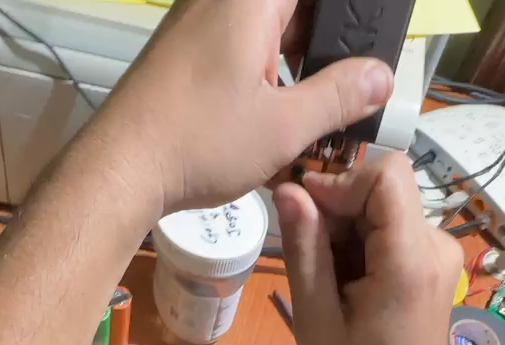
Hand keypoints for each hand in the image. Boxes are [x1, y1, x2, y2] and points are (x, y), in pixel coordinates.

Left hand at [91, 0, 394, 214]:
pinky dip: (266, 83)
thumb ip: (338, 98)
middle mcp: (221, 0)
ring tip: (320, 116)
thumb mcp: (283, 127)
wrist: (122, 169)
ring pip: (268, 35)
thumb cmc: (199, 143)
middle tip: (353, 91)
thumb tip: (382, 77)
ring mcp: (199, 26)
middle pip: (293, 11)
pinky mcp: (186, 58)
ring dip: (297, 71)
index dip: (347, 17)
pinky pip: (241, 54)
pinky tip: (278, 124)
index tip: (368, 45)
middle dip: (326, 48)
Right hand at [274, 152, 466, 344]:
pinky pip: (394, 229)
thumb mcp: (316, 321)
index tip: (305, 219)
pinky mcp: (436, 261)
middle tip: (315, 267)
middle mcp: (437, 244)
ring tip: (333, 286)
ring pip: (385, 208)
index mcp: (410, 259)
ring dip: (348, 234)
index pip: (385, 174)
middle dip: (339, 214)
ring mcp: (441, 251)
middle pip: (382, 189)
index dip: (339, 183)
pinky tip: (351, 287)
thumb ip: (305, 252)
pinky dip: (364, 246)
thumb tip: (287, 190)